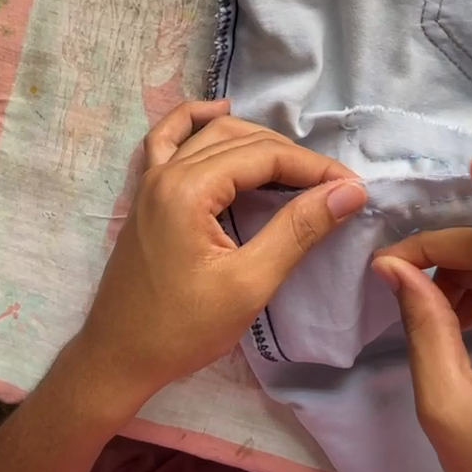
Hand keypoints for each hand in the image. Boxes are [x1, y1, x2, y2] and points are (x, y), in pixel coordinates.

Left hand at [62, 100, 366, 413]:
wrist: (118, 356)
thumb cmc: (182, 329)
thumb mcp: (248, 284)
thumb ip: (297, 230)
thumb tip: (347, 192)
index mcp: (187, 189)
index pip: (262, 156)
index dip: (313, 168)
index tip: (353, 188)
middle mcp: (164, 173)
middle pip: (237, 140)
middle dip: (289, 156)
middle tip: (332, 186)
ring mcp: (149, 182)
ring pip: (207, 136)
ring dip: (252, 140)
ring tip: (294, 164)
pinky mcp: (145, 196)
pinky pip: (167, 141)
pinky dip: (194, 123)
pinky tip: (218, 115)